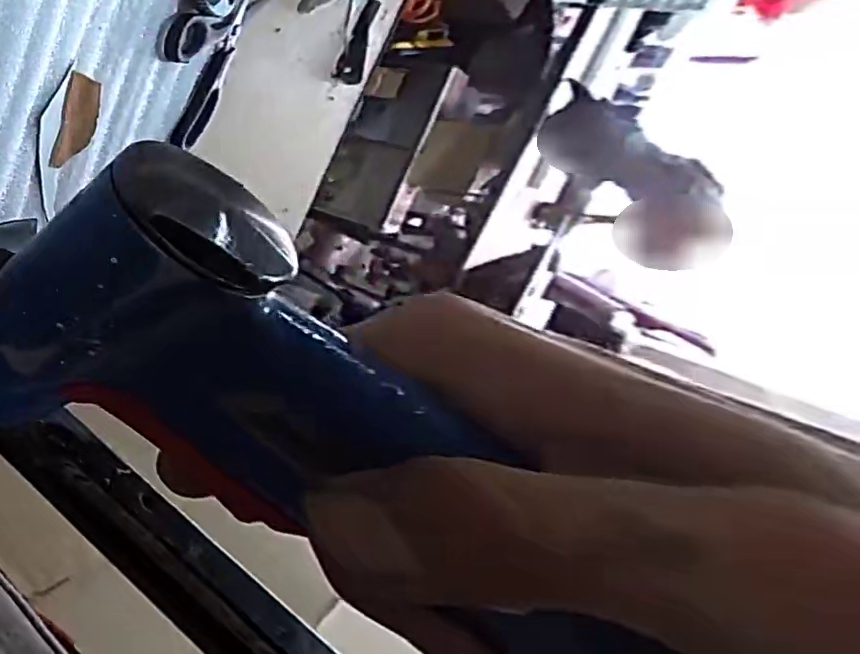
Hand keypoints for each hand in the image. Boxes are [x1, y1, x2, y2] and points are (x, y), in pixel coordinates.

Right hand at [307, 294, 859, 653]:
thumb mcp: (714, 559)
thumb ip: (510, 524)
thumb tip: (328, 520)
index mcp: (456, 354)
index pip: (299, 364)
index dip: (264, 432)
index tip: (269, 515)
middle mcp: (451, 391)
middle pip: (334, 463)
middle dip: (380, 560)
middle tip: (467, 637)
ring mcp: (484, 455)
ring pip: (380, 528)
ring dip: (437, 611)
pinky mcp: (518, 514)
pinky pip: (439, 565)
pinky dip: (473, 627)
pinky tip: (544, 649)